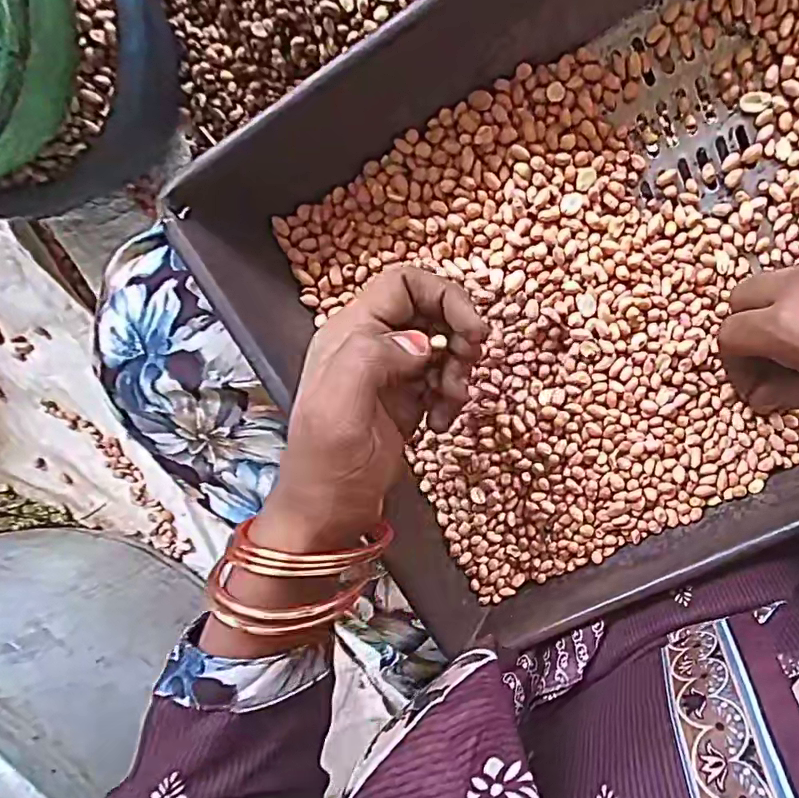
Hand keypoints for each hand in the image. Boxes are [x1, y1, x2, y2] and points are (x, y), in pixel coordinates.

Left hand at [263, 265, 488, 545]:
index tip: (473, 329)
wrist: (327, 513)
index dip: (445, 295)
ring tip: (450, 404)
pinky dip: (452, 397)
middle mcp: (373, 345)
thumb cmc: (325, 465)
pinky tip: (441, 423)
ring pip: (443, 346)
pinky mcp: (408, 399)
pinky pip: (443, 380)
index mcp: (351, 333)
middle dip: (460, 335)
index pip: (404, 283)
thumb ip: (371, 359)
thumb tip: (420, 343)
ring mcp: (392, 373)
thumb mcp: (338, 409)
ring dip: (459, 371)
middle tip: (469, 365)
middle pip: (431, 311)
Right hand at [718, 251, 798, 422]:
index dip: (733, 368)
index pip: (729, 336)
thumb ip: (787, 393)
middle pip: (742, 298)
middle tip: (767, 364)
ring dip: (772, 312)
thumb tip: (762, 393)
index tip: (753, 388)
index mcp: (787, 324)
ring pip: (775, 281)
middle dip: (744, 332)